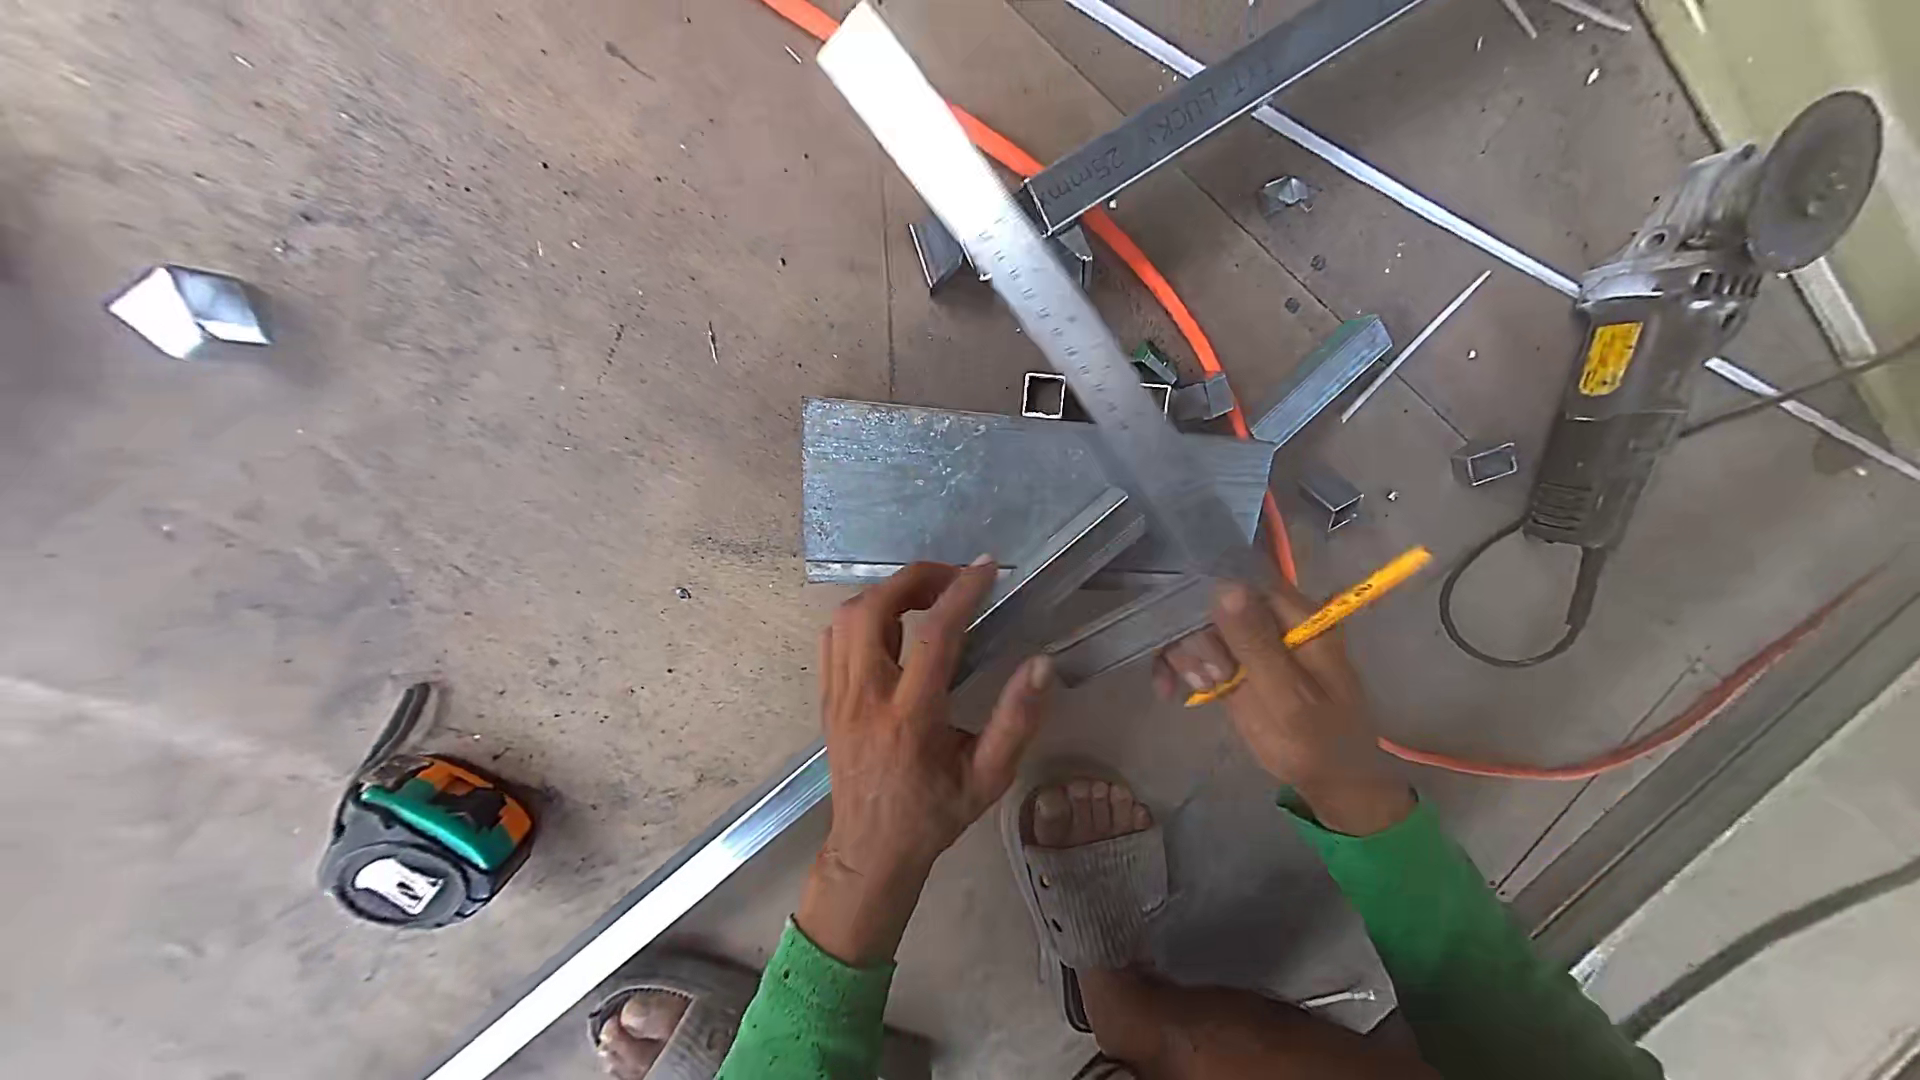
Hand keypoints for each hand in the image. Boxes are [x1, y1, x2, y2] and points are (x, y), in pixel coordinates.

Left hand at [799, 559, 1053, 963]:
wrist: (870, 851)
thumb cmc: (934, 814)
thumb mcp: (989, 777)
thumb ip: (1017, 720)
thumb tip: (1041, 664)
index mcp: (909, 718)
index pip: (933, 636)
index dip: (961, 593)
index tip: (986, 568)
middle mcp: (865, 698)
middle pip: (873, 610)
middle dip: (914, 579)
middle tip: (951, 579)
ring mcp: (837, 695)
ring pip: (847, 617)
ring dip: (887, 593)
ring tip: (925, 597)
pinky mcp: (826, 697)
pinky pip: (834, 637)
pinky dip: (863, 614)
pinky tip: (892, 624)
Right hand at [1154, 578, 1411, 835]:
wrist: (1329, 780)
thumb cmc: (1320, 740)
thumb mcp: (1288, 696)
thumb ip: (1256, 644)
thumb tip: (1225, 587)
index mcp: (1296, 615)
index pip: (1241, 584)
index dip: (1210, 602)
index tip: (1204, 639)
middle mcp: (1267, 619)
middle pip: (1210, 605)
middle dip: (1199, 639)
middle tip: (1211, 678)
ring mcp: (1245, 641)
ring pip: (1193, 627)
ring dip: (1184, 655)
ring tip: (1200, 687)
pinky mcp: (1227, 663)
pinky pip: (1189, 651)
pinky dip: (1173, 667)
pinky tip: (1167, 690)